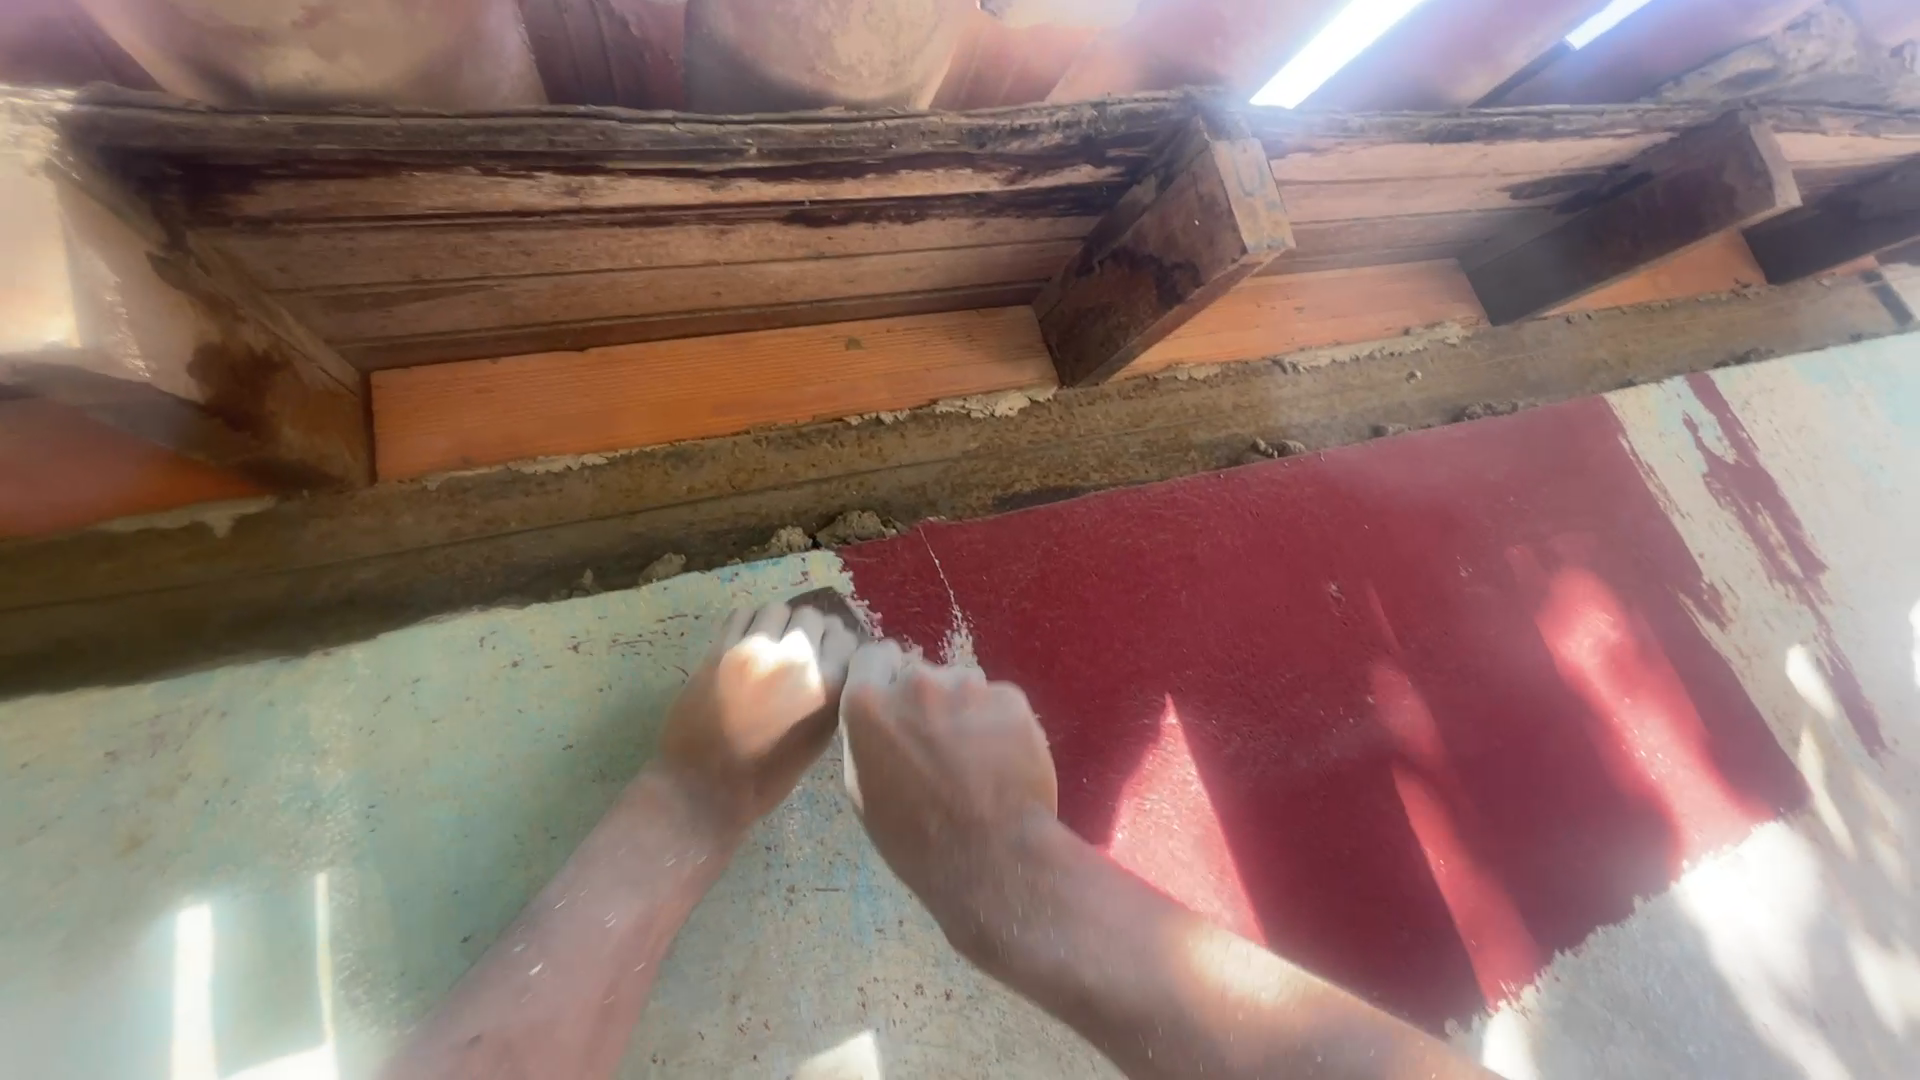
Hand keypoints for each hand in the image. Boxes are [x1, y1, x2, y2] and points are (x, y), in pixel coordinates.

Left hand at [655, 601, 859, 834]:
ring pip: (778, 609)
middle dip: (807, 631)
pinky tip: (743, 644)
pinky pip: (742, 614)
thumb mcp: (820, 736)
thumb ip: (833, 691)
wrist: (704, 789)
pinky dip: (746, 624)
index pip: (846, 637)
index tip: (826, 654)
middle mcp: (799, 660)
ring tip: (767, 644)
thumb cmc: (768, 775)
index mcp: (830, 686)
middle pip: (814, 616)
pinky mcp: (722, 648)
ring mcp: (758, 650)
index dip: (836, 644)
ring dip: (776, 623)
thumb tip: (835, 656)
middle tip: (793, 650)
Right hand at [838, 643, 1060, 960]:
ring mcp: (966, 685)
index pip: (872, 657)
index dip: (884, 675)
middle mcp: (914, 682)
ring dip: (965, 708)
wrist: (990, 856)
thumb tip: (881, 714)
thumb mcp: (864, 787)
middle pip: (920, 674)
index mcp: (867, 704)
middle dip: (927, 700)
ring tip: (976, 756)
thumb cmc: (914, 836)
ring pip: (962, 684)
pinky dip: (1000, 722)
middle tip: (940, 743)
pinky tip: (1003, 759)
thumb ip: (868, 734)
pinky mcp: (1009, 696)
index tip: (896, 696)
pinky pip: (998, 700)